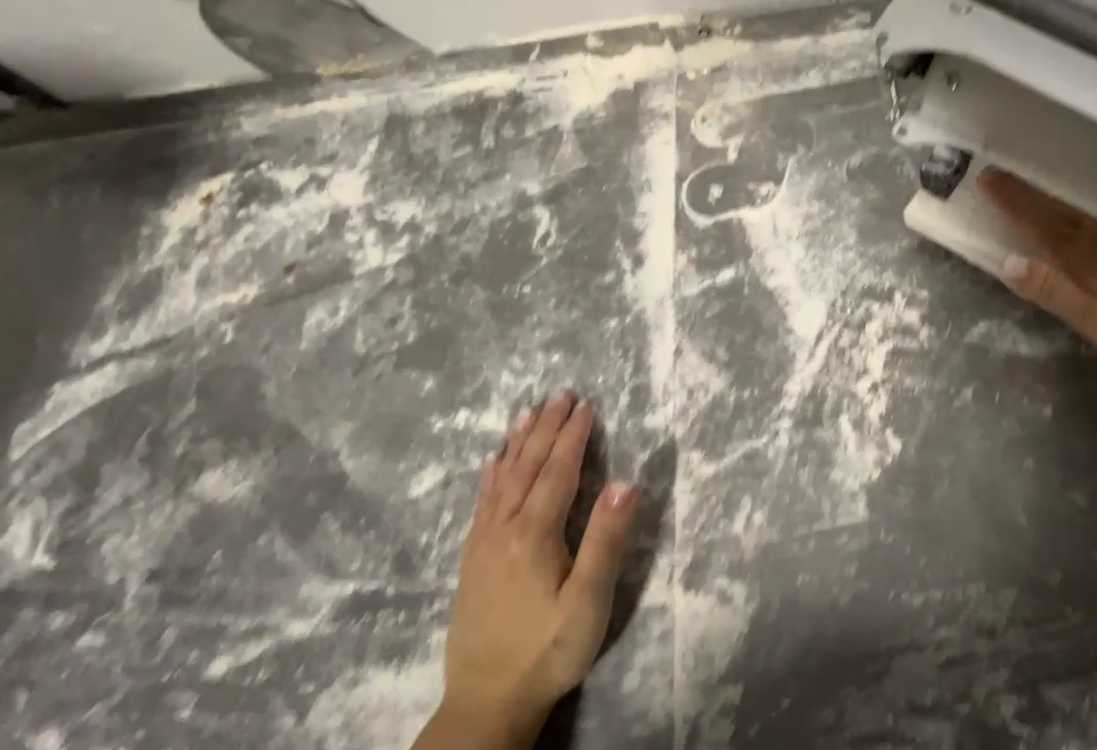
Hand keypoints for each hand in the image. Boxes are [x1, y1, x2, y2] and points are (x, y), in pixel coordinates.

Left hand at [419, 394, 638, 748]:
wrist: (487, 701)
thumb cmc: (549, 650)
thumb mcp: (589, 600)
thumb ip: (606, 539)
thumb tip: (626, 482)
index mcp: (534, 535)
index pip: (558, 473)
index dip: (573, 437)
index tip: (585, 405)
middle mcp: (503, 531)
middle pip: (526, 469)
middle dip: (545, 430)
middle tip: (559, 395)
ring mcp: (482, 547)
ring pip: (500, 481)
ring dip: (516, 445)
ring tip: (526, 414)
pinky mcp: (471, 564)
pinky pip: (480, 505)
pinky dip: (489, 478)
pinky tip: (491, 464)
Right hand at [979, 170, 1096, 373]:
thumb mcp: (1091, 316)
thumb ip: (1050, 289)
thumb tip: (1006, 262)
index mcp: (1082, 252)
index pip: (1037, 221)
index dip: (1010, 200)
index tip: (986, 177)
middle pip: (1058, 206)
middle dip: (1027, 189)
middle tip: (1003, 169)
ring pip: (1084, 204)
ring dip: (1056, 190)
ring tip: (1037, 177)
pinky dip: (1090, 198)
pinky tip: (1090, 194)